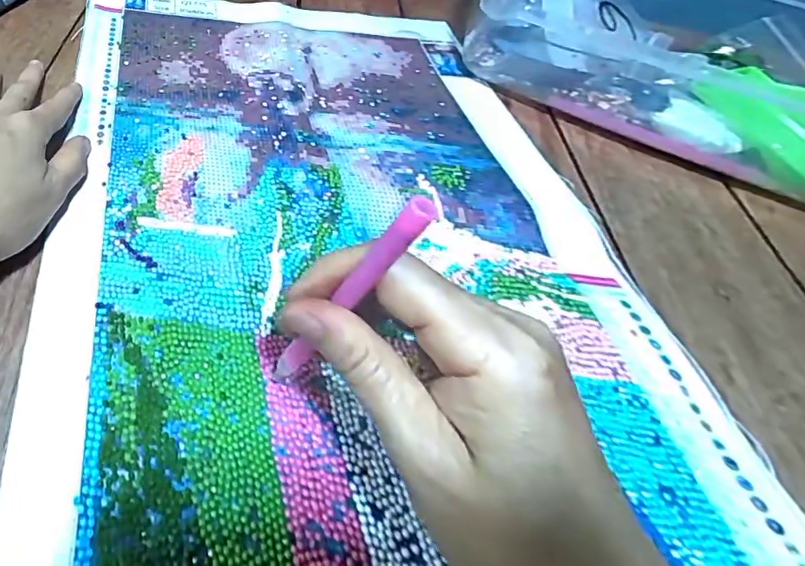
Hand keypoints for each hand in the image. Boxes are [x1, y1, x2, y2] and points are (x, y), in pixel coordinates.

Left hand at [0, 61, 89, 280]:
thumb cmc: (7, 218)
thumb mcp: (51, 196)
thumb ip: (70, 164)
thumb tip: (84, 140)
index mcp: (30, 132)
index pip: (55, 110)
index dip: (68, 98)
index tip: (77, 86)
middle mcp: (0, 121)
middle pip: (18, 94)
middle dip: (31, 79)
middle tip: (36, 64)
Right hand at [278, 247, 660, 565]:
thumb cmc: (508, 535)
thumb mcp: (423, 454)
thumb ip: (363, 367)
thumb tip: (299, 310)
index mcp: (496, 346)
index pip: (396, 269)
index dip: (334, 275)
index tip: (289, 314)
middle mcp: (510, 321)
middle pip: (405, 277)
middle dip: (342, 296)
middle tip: (298, 337)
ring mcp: (515, 332)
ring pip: (416, 294)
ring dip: (363, 313)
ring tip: (325, 349)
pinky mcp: (512, 348)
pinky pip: (435, 316)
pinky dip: (392, 329)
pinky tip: (372, 358)